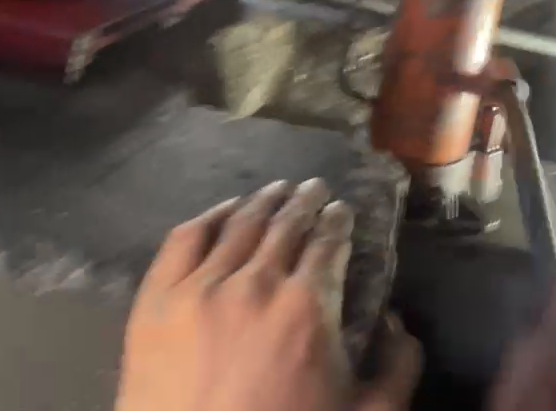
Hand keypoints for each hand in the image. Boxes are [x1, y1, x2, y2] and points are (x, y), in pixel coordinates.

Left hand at [117, 178, 421, 410]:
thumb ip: (398, 367)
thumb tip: (399, 321)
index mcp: (308, 306)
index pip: (329, 240)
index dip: (338, 220)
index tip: (342, 211)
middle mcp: (257, 282)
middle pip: (287, 222)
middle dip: (306, 201)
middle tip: (315, 188)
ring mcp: (201, 289)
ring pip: (241, 223)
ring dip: (265, 200)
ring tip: (277, 190)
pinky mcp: (156, 305)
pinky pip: (185, 240)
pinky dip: (211, 216)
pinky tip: (226, 209)